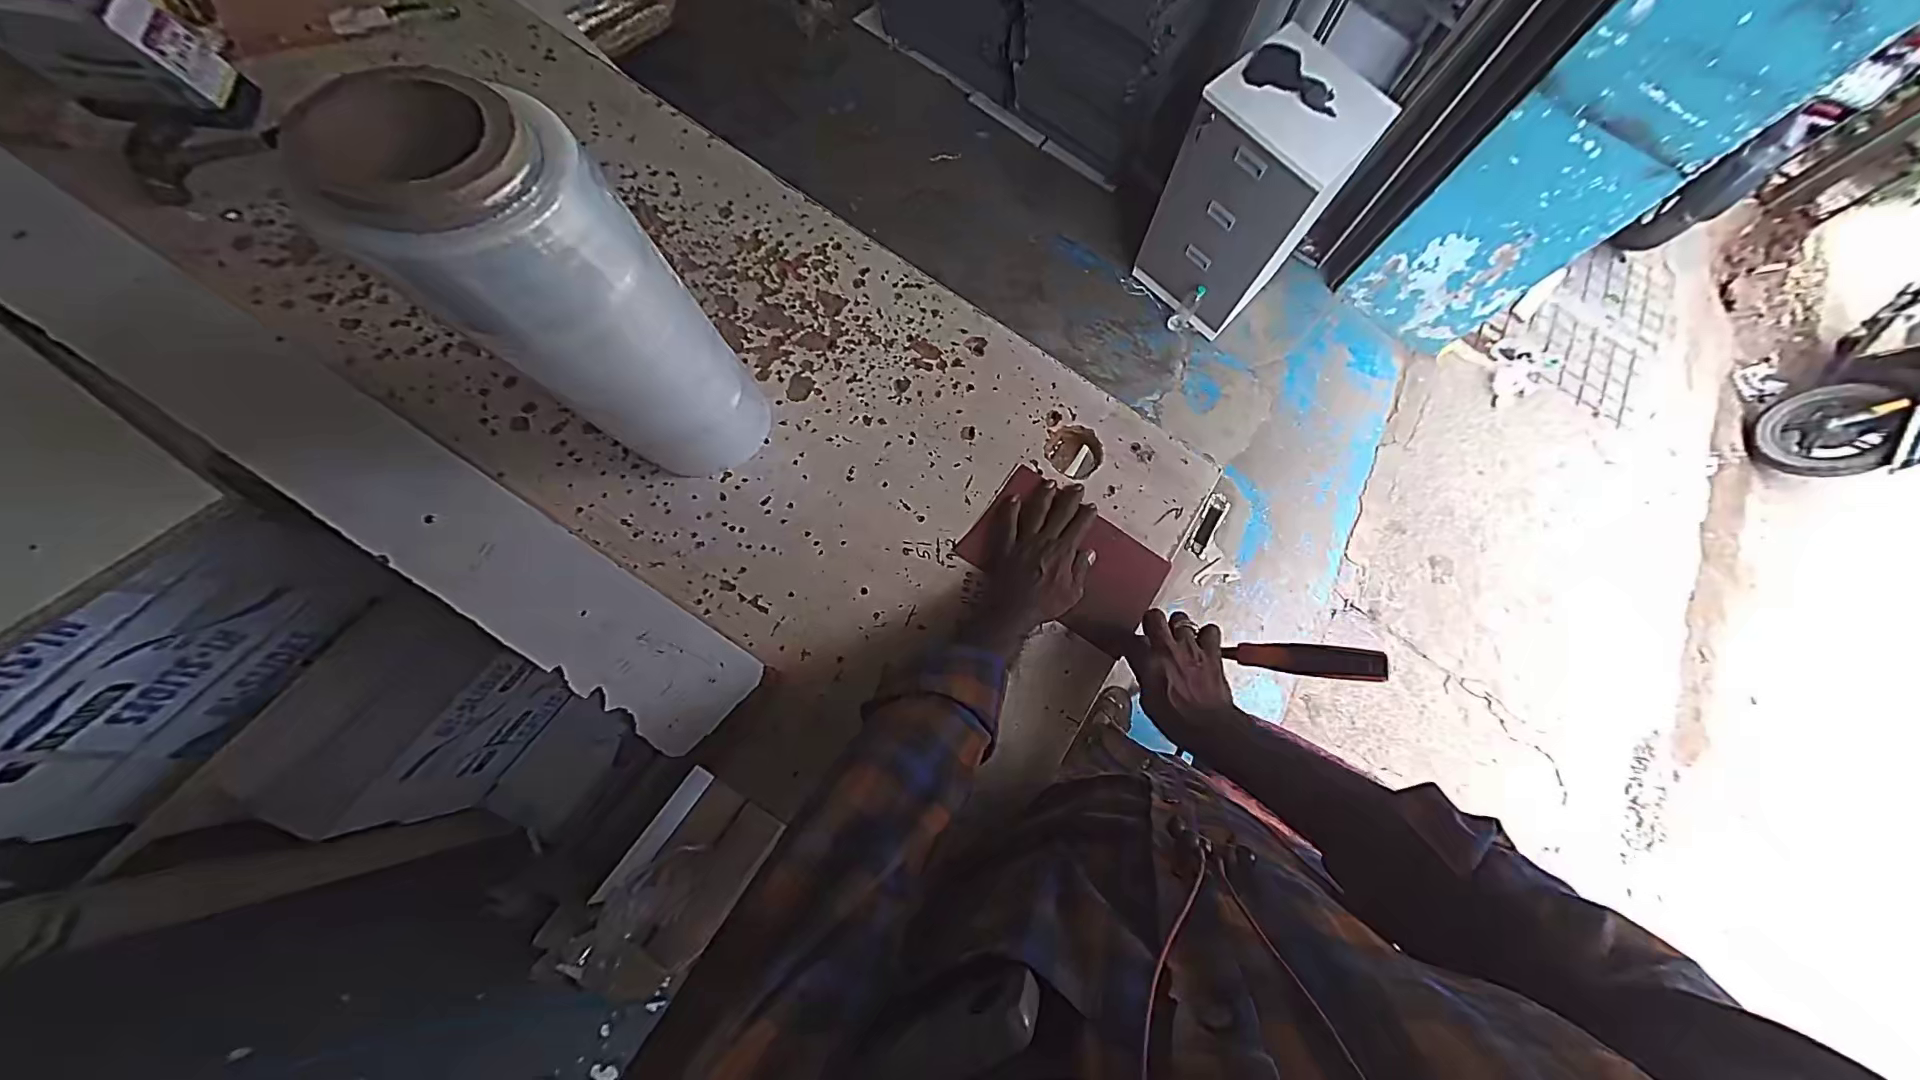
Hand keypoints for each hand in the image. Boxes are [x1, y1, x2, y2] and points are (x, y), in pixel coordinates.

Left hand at [958, 480, 1096, 655]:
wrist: (1013, 610)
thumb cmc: (1041, 605)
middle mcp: (1044, 542)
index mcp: (1062, 552)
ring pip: (1036, 511)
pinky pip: (1008, 523)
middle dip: (1070, 498)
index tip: (1090, 507)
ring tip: (1049, 484)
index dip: (1086, 514)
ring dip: (1044, 496)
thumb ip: (1081, 571)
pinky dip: (1011, 509)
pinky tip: (1014, 499)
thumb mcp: (1072, 593)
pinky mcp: (1006, 546)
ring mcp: (1024, 541)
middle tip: (1075, 488)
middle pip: (1060, 513)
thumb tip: (1088, 555)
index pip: (1079, 526)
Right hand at [1127, 610, 1240, 746]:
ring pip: (1181, 619)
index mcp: (1149, 663)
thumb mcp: (1149, 702)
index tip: (1125, 644)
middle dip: (1151, 622)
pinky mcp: (1212, 653)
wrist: (1212, 729)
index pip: (1128, 640)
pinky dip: (1206, 635)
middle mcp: (1169, 650)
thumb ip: (1144, 677)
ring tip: (1177, 639)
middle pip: (1153, 616)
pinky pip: (1210, 630)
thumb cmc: (1180, 722)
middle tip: (1152, 633)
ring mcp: (1192, 649)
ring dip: (1177, 628)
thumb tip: (1143, 668)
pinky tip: (1201, 645)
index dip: (1124, 641)